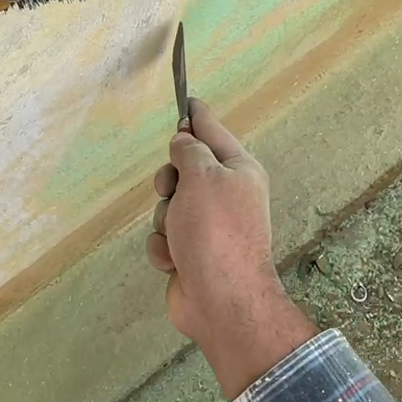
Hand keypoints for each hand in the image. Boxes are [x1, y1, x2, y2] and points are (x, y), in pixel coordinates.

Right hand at [147, 99, 316, 396]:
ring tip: (177, 236)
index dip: (196, 116)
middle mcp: (226, 195)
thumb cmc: (215, 230)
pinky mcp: (190, 254)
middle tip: (169, 190)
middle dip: (169, 181)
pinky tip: (175, 260)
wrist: (221, 300)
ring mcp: (207, 227)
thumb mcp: (202, 176)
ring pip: (168, 206)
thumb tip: (184, 141)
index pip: (213, 131)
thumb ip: (189, 151)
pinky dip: (164, 248)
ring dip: (164, 220)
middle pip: (184, 169)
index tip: (186, 100)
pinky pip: (163, 237)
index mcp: (238, 170)